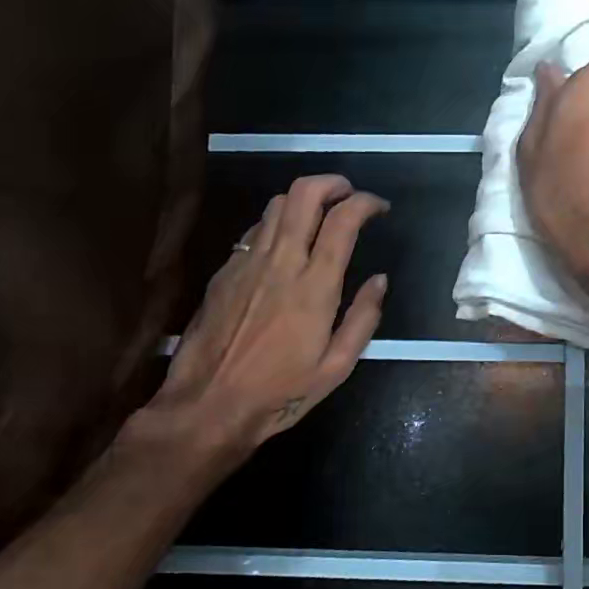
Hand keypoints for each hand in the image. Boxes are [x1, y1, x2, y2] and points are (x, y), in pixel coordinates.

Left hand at [129, 175, 388, 474]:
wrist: (209, 406)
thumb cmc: (282, 392)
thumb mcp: (338, 365)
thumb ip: (364, 317)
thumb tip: (379, 280)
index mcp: (315, 286)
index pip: (343, 220)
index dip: (366, 202)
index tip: (379, 208)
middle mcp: (280, 262)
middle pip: (303, 194)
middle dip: (332, 182)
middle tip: (349, 194)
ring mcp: (247, 263)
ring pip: (275, 205)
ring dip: (303, 200)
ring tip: (320, 215)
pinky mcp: (224, 272)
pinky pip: (254, 231)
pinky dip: (277, 224)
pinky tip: (285, 247)